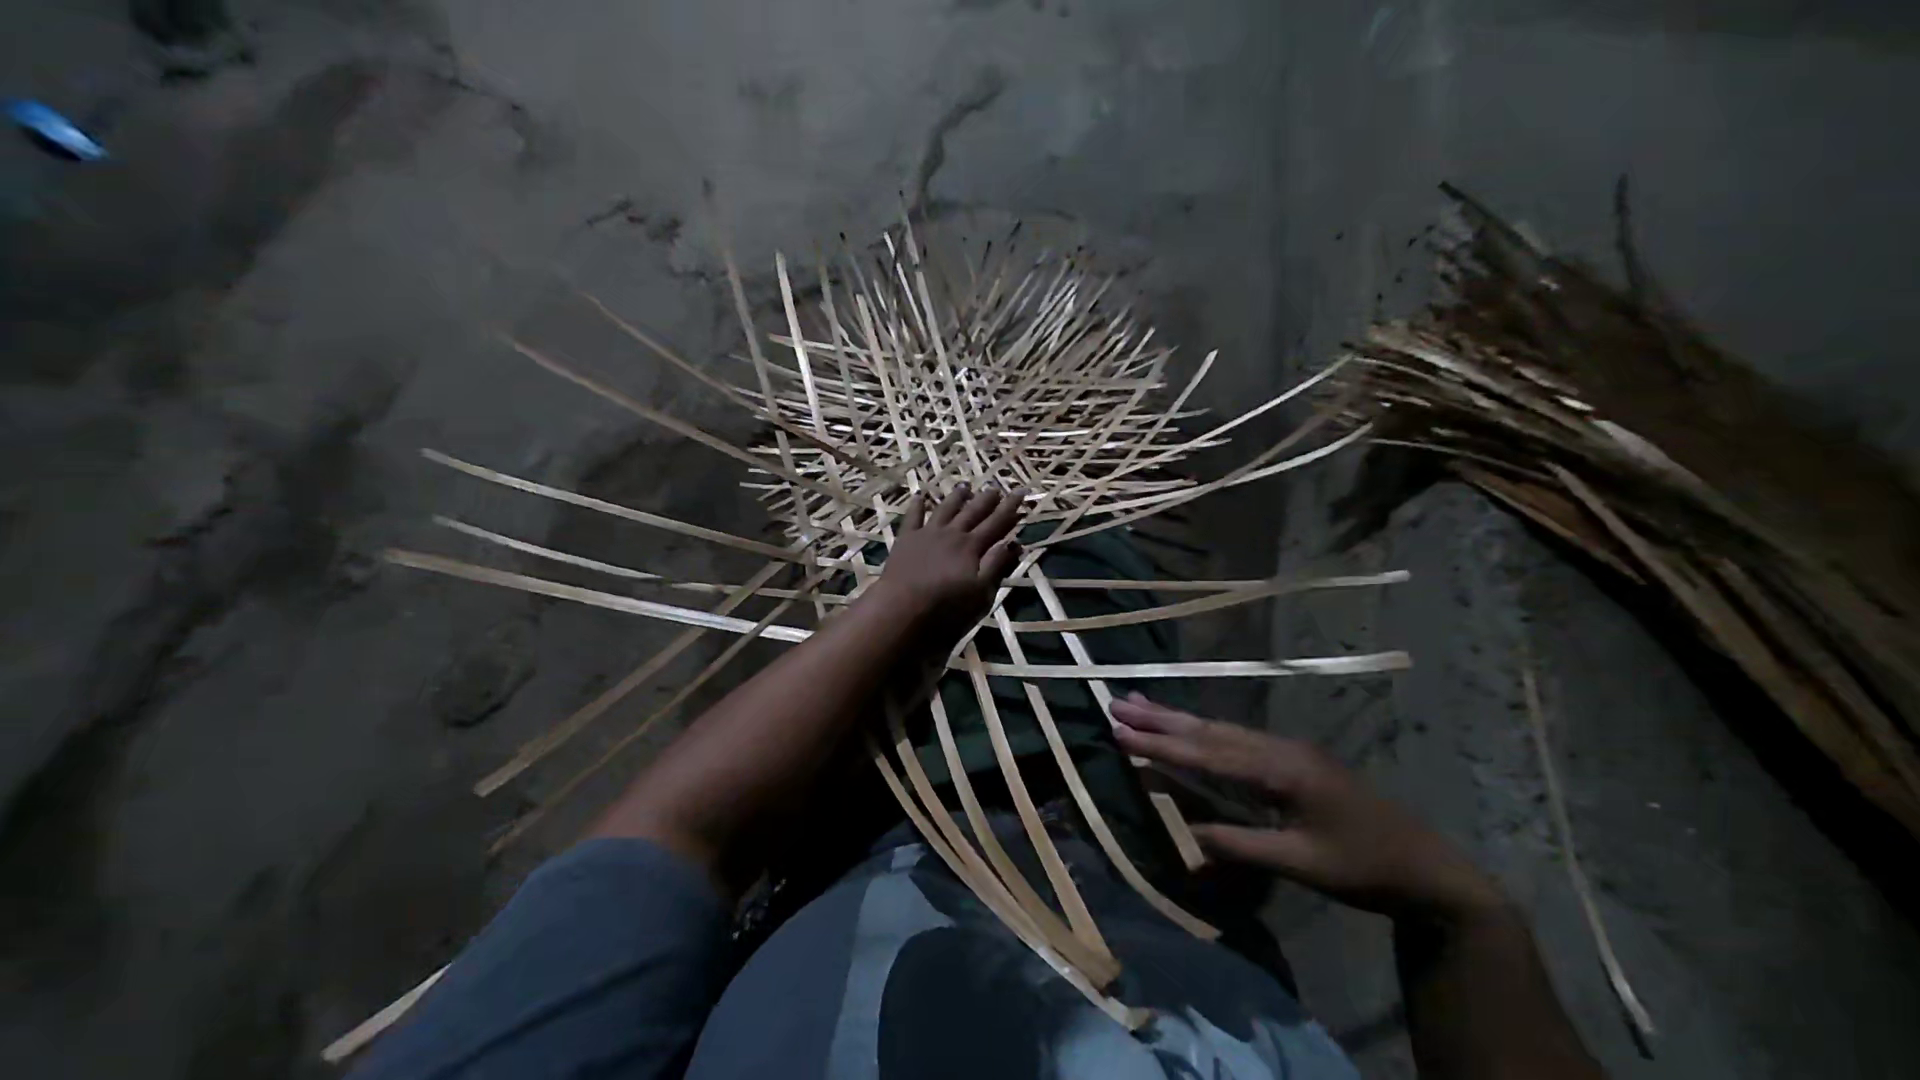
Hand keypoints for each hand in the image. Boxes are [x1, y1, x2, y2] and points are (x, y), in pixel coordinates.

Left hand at [866, 484, 1025, 635]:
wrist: (901, 609)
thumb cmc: (947, 607)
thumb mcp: (981, 593)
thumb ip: (997, 566)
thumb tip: (1015, 543)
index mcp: (972, 547)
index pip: (997, 523)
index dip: (1010, 508)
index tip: (1021, 492)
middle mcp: (952, 534)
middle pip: (972, 512)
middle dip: (987, 500)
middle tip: (996, 488)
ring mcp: (927, 534)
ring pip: (945, 509)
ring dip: (956, 497)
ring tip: (965, 486)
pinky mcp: (905, 540)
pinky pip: (913, 517)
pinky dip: (917, 505)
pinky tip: (920, 496)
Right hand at [1111, 694, 1503, 922]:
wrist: (1429, 868)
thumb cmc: (1364, 868)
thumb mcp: (1301, 865)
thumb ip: (1240, 846)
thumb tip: (1184, 836)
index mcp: (1281, 770)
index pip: (1208, 755)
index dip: (1161, 745)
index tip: (1120, 732)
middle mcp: (1280, 749)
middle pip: (1210, 730)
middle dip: (1161, 718)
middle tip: (1116, 702)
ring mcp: (1288, 750)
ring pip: (1222, 729)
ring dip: (1179, 718)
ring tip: (1140, 704)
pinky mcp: (1292, 759)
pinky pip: (1237, 738)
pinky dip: (1204, 731)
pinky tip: (1189, 727)